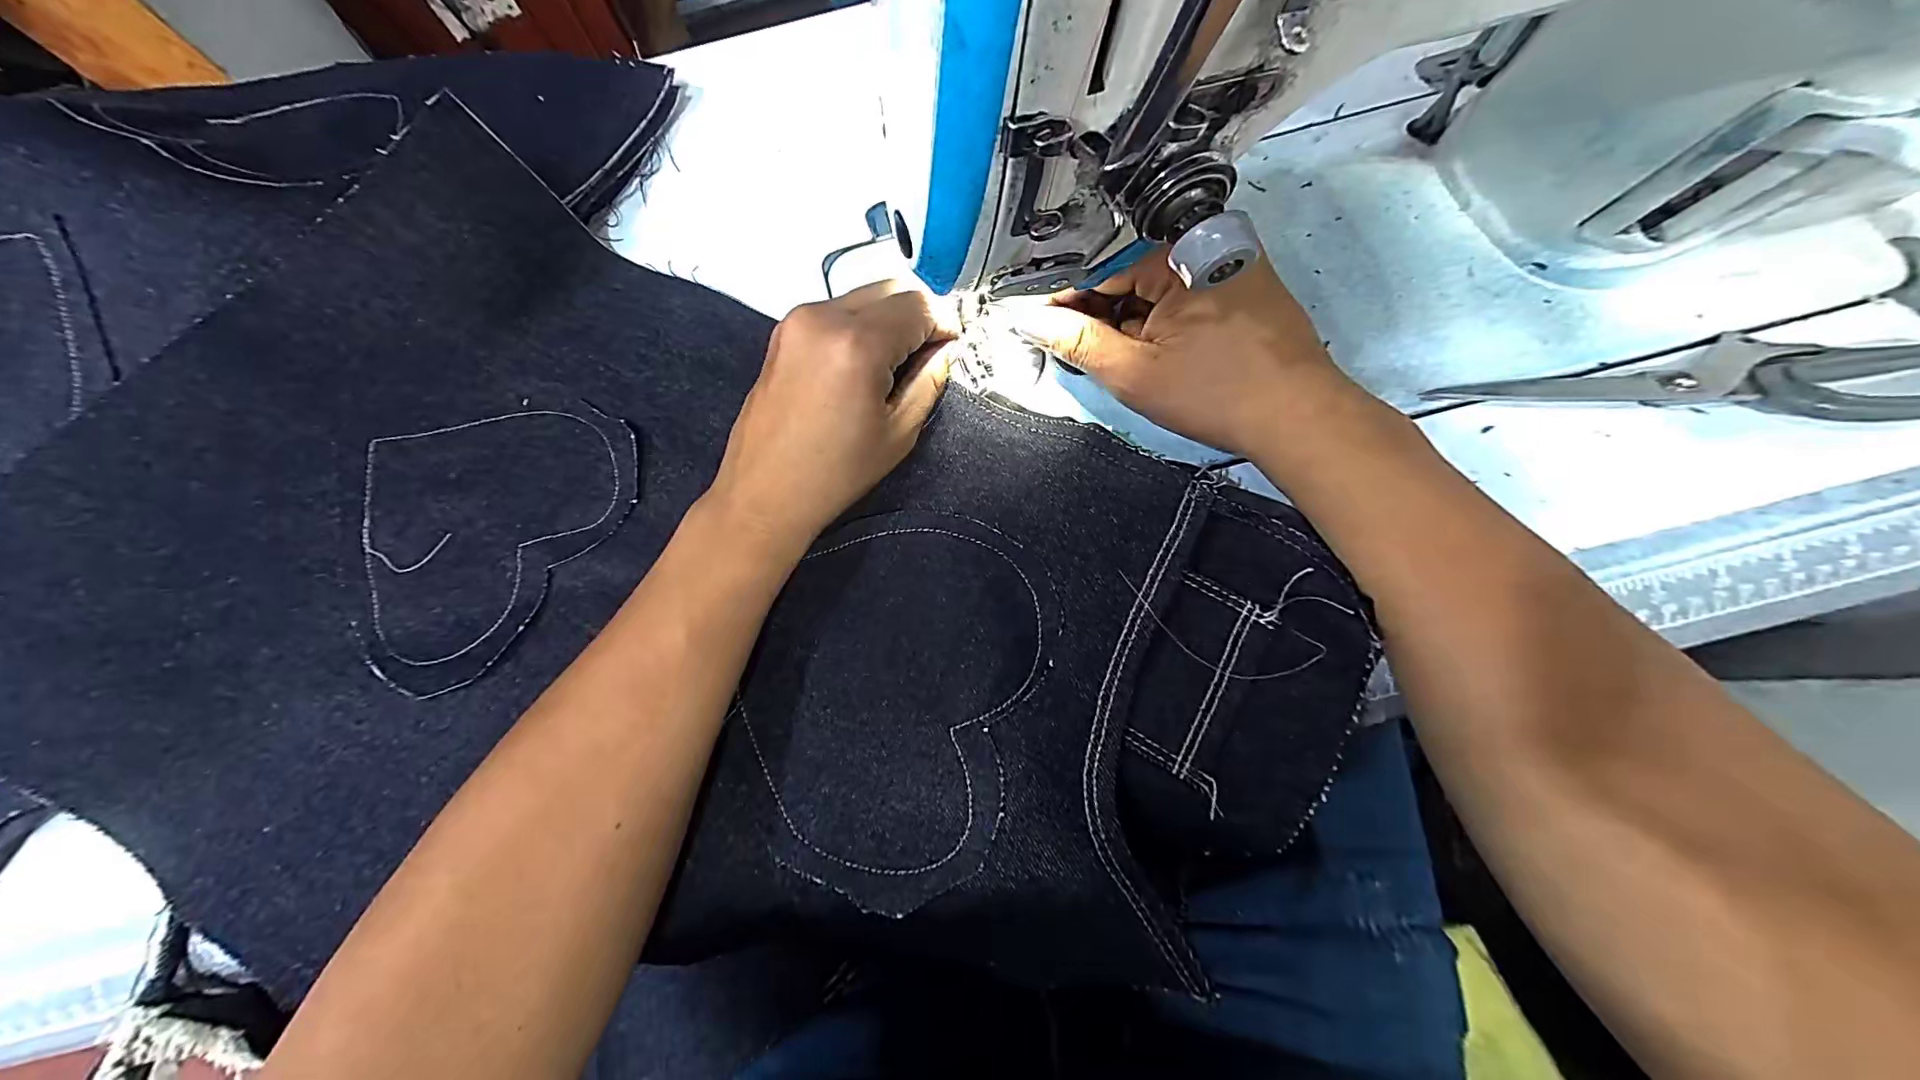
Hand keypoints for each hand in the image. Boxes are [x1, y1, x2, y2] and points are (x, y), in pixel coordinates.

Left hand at [704, 279, 957, 551]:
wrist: (765, 493)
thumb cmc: (831, 475)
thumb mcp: (899, 432)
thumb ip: (930, 379)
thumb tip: (944, 350)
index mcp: (856, 344)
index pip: (919, 304)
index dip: (944, 323)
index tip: (950, 346)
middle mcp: (822, 318)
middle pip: (891, 289)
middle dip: (917, 316)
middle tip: (927, 356)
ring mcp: (797, 321)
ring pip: (863, 296)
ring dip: (888, 320)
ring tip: (893, 367)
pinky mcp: (783, 333)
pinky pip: (836, 311)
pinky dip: (859, 326)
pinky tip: (862, 367)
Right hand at [1004, 251, 1367, 456]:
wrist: (1298, 417)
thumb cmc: (1217, 394)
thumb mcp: (1133, 373)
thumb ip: (1077, 342)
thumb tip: (1029, 319)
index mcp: (1176, 250)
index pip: (1096, 267)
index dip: (1064, 302)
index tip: (1042, 328)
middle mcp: (1205, 240)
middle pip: (1125, 272)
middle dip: (1099, 312)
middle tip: (1081, 353)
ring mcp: (1228, 260)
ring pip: (1153, 283)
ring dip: (1129, 318)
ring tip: (1121, 358)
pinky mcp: (1242, 282)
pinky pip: (1182, 291)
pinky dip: (1160, 319)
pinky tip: (1155, 351)